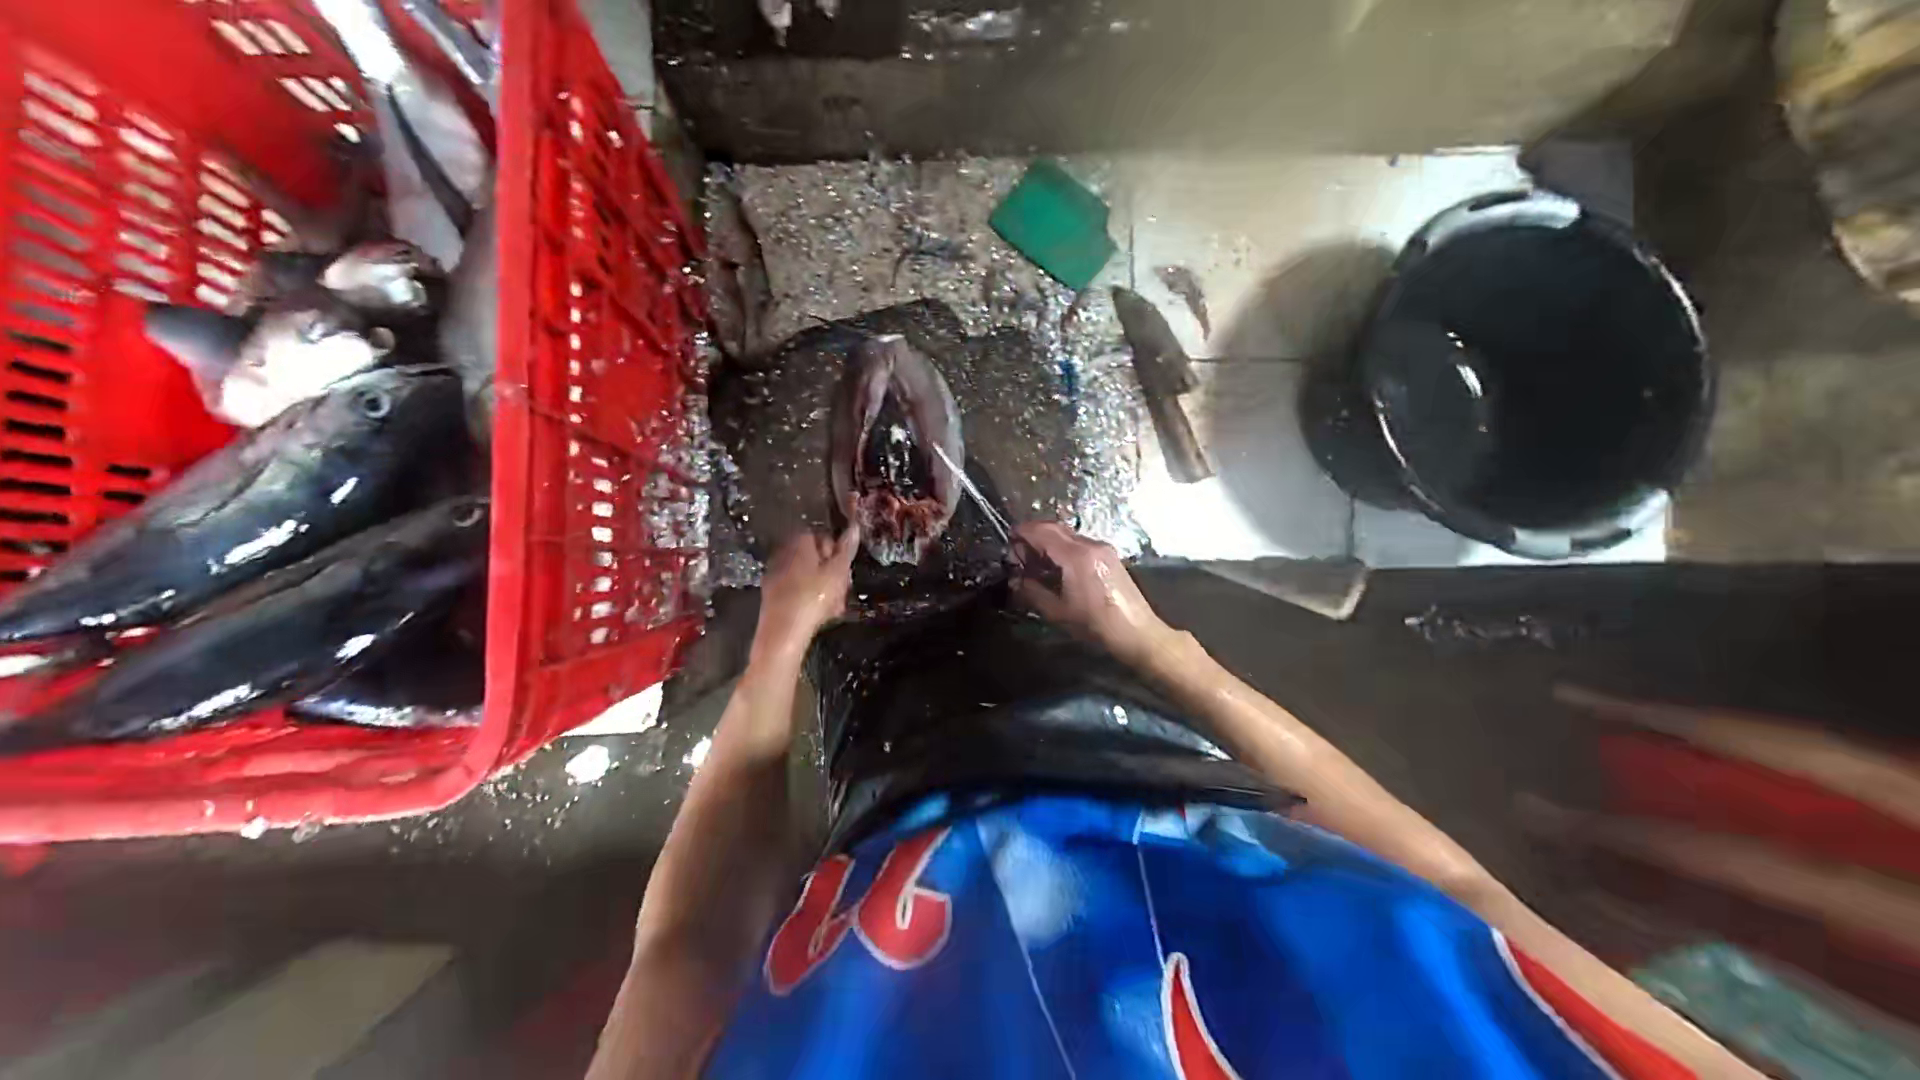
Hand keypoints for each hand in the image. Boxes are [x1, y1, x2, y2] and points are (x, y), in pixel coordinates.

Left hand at [754, 526, 858, 661]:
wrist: (782, 632)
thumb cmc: (814, 597)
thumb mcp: (838, 572)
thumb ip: (847, 549)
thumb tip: (854, 528)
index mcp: (799, 542)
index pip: (823, 537)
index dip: (838, 552)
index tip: (846, 569)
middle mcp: (784, 553)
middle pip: (815, 558)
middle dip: (832, 572)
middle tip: (843, 589)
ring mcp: (776, 574)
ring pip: (808, 576)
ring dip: (824, 588)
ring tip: (835, 606)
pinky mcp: (772, 595)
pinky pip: (798, 590)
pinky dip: (810, 598)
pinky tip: (821, 614)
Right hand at [1012, 522, 1172, 664]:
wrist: (1136, 632)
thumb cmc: (1096, 624)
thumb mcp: (1058, 612)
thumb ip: (1032, 592)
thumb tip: (1016, 580)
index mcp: (1076, 556)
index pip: (1042, 532)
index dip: (1022, 534)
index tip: (1008, 544)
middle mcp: (1090, 545)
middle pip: (1054, 528)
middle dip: (1033, 536)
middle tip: (1019, 555)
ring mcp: (1102, 548)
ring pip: (1067, 535)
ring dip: (1047, 542)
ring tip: (1035, 564)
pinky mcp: (1109, 556)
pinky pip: (1079, 543)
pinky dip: (1062, 548)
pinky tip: (1056, 568)